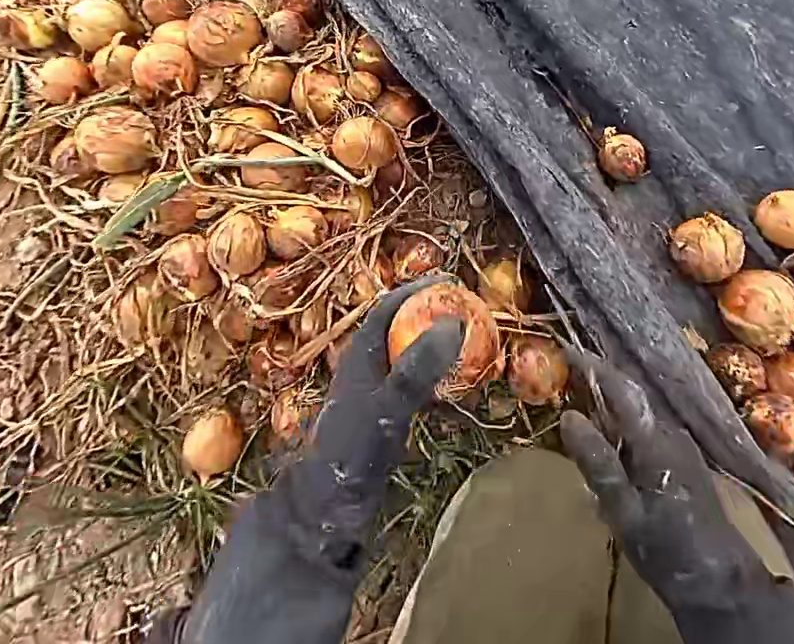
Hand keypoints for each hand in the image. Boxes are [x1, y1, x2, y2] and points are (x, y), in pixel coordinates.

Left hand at [291, 272, 466, 567]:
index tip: (452, 281)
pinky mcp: (384, 414)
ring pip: (410, 352)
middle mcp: (367, 366)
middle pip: (402, 326)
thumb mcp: (386, 406)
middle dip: (434, 312)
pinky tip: (455, 382)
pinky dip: (437, 372)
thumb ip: (417, 368)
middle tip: (468, 309)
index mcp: (360, 353)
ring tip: (469, 339)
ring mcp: (375, 390)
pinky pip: (416, 379)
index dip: (420, 289)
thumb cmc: (349, 452)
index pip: (391, 306)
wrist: (324, 512)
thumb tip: (453, 324)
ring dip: (437, 342)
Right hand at [560, 350, 793, 641]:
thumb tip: (568, 416)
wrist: (719, 581)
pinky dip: (621, 424)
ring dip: (609, 402)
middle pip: (630, 394)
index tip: (566, 349)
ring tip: (579, 398)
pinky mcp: (682, 458)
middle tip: (566, 371)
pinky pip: (645, 429)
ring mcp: (680, 443)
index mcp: (656, 440)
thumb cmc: (668, 551)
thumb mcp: (624, 512)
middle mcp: (671, 431)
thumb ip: (598, 463)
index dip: (593, 366)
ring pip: (638, 411)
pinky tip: (607, 440)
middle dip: (598, 378)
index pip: (621, 389)